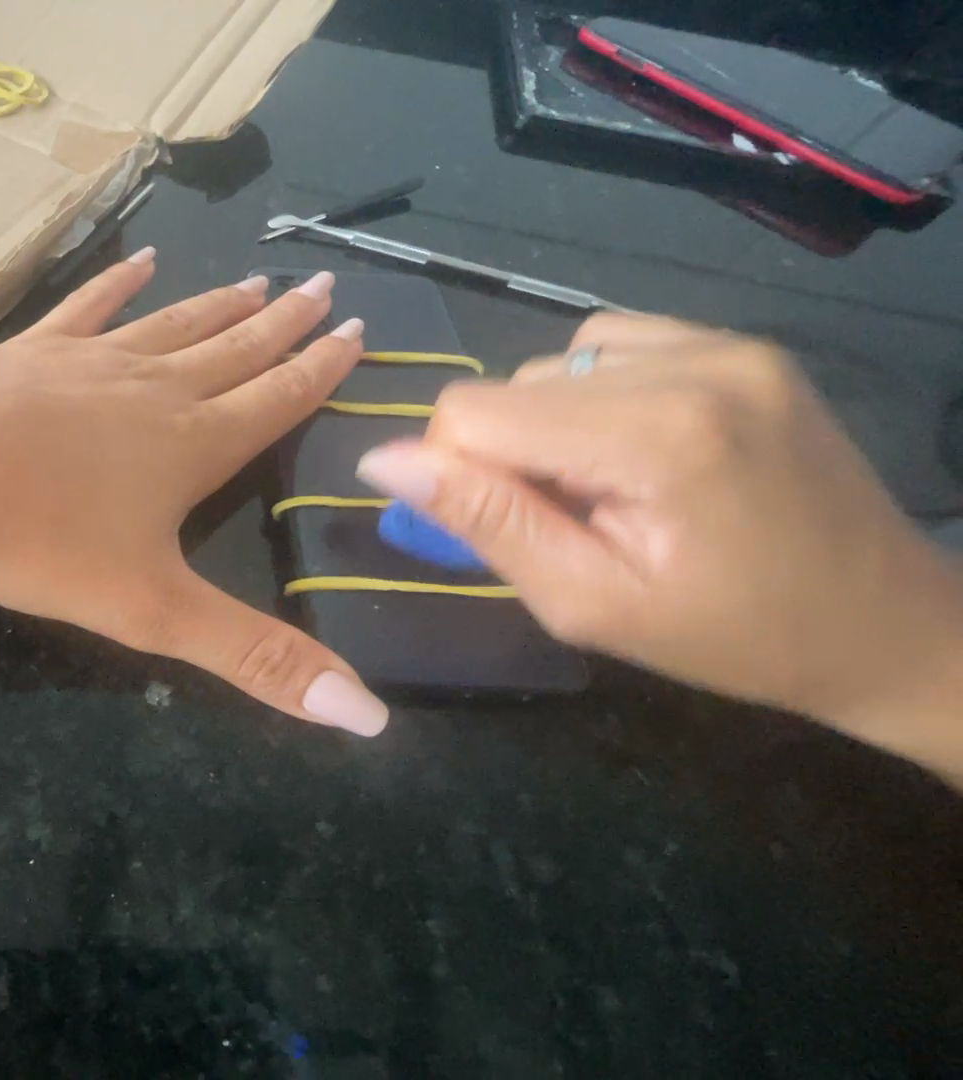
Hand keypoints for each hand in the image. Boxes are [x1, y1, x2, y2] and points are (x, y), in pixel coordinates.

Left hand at [0, 253, 388, 733]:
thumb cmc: (33, 541)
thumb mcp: (150, 612)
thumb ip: (252, 658)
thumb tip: (369, 716)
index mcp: (190, 446)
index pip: (275, 402)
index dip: (319, 371)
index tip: (356, 330)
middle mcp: (150, 391)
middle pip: (232, 352)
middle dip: (282, 327)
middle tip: (325, 290)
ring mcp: (86, 363)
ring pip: (170, 326)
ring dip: (217, 306)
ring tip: (258, 280)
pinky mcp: (29, 353)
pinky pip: (86, 309)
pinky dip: (115, 285)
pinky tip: (138, 261)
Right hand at [354, 314, 962, 749]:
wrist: (883, 624)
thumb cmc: (725, 635)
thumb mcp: (583, 600)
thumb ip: (482, 520)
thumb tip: (381, 460)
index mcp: (654, 435)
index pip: (470, 411)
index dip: (456, 472)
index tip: (505, 525)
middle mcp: (690, 364)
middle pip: (505, 387)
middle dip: (504, 454)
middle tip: (567, 518)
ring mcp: (722, 344)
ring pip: (546, 365)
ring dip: (543, 426)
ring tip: (603, 484)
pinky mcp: (737, 342)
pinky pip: (601, 344)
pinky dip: (583, 393)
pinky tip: (624, 441)